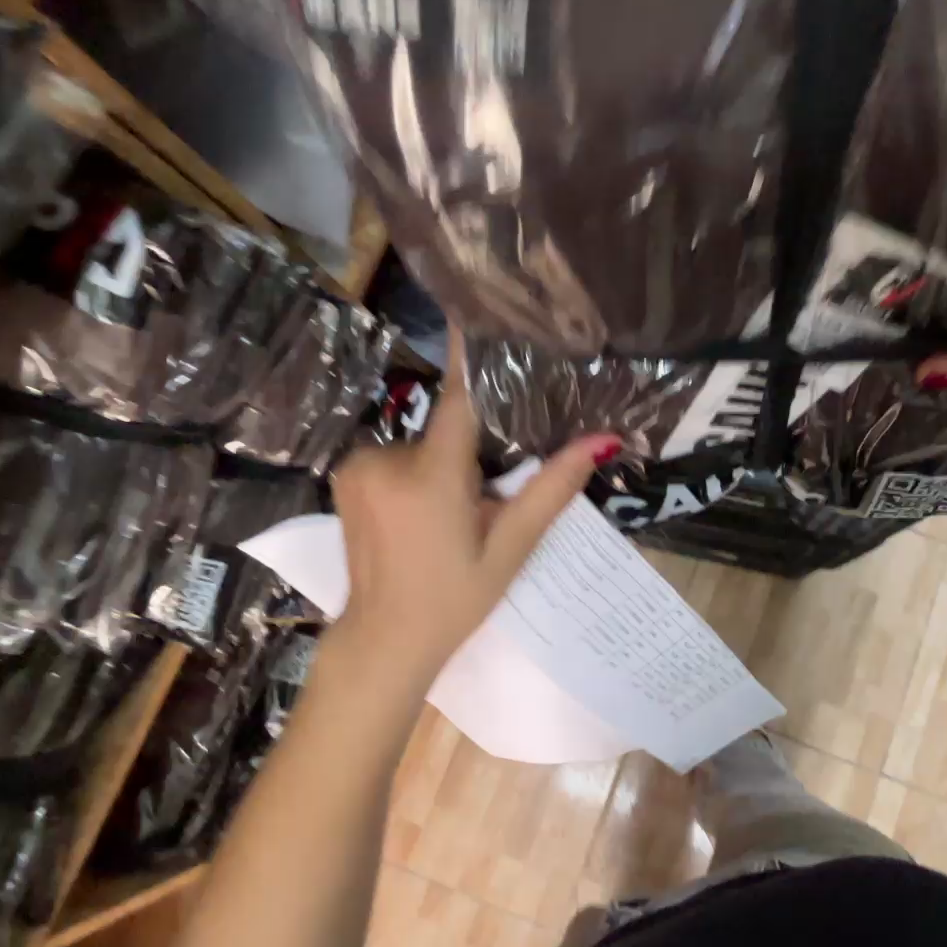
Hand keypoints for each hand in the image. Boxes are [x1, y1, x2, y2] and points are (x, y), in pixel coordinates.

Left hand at [327, 334, 619, 670]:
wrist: (383, 641)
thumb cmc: (454, 599)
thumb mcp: (510, 547)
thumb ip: (552, 488)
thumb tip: (603, 441)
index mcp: (430, 475)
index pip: (461, 396)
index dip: (475, 352)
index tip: (484, 305)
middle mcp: (385, 458)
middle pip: (447, 428)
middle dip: (470, 452)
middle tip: (487, 495)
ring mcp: (356, 466)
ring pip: (422, 444)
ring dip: (442, 465)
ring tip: (452, 515)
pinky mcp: (343, 476)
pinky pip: (395, 455)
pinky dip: (416, 472)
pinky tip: (422, 514)